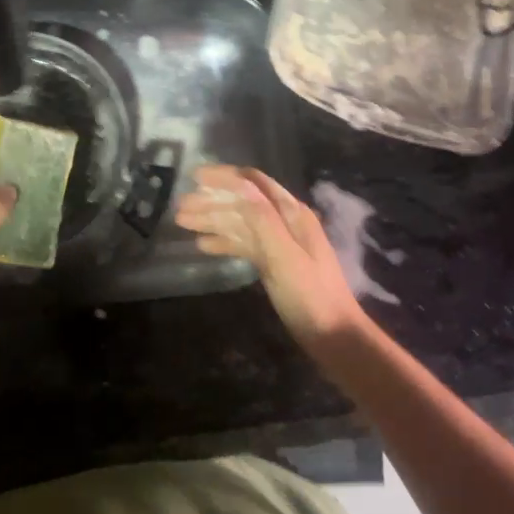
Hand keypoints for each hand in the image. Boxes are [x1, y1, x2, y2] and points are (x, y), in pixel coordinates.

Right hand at [175, 166, 363, 348]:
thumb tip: (239, 187)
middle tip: (180, 206)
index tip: (194, 177)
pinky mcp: (273, 263)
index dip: (224, 177)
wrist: (334, 336)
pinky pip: (244, 244)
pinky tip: (202, 245)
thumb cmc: (311, 296)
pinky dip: (223, 241)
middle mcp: (284, 221)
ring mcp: (279, 242)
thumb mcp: (286, 257)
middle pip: (242, 202)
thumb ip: (264, 221)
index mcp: (291, 213)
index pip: (253, 183)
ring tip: (182, 221)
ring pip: (240, 223)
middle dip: (212, 201)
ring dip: (212, 220)